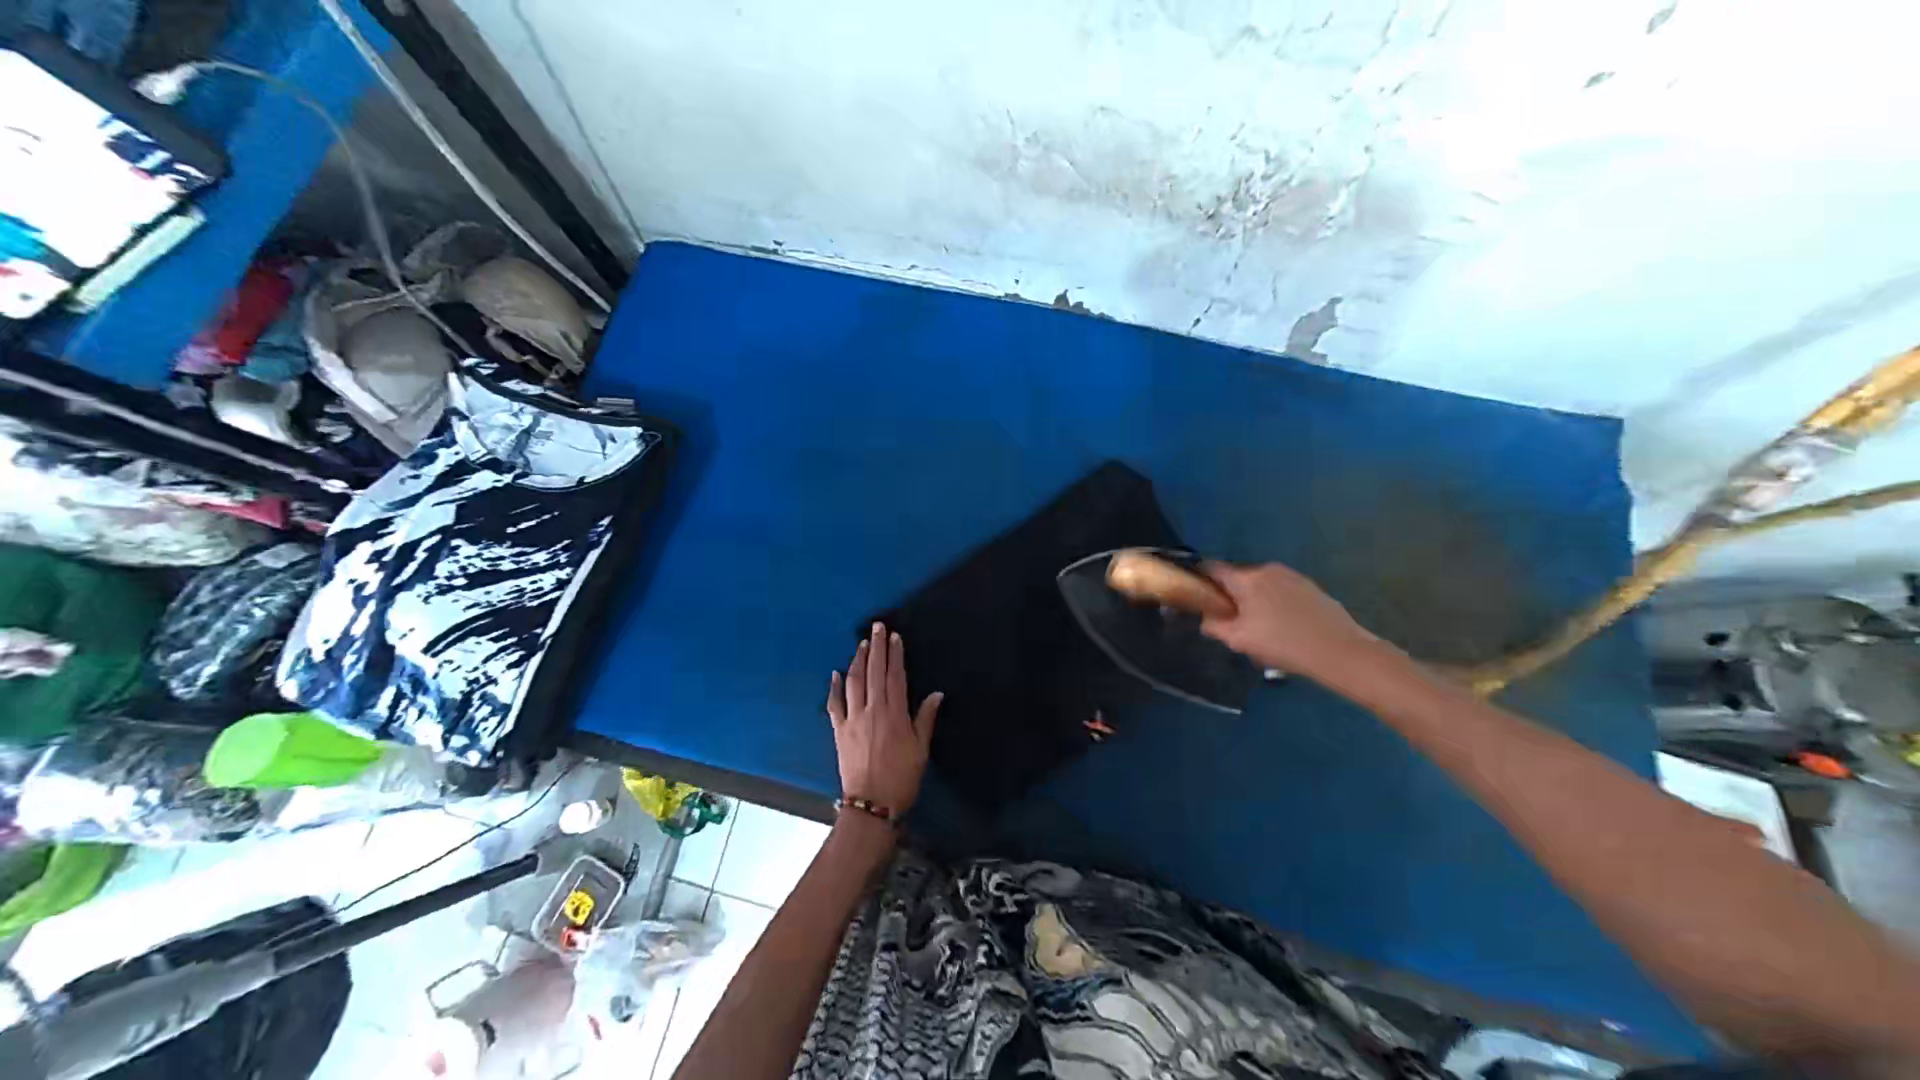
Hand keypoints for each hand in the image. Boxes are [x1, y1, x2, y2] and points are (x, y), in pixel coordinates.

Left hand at [826, 621, 942, 817]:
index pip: (895, 676)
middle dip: (876, 647)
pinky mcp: (839, 731)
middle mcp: (872, 710)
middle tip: (877, 627)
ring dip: (857, 660)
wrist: (871, 804)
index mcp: (895, 714)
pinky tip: (836, 673)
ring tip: (862, 644)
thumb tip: (936, 693)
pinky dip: (834, 687)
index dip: (895, 655)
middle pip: (874, 672)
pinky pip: (834, 704)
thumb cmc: (902, 778)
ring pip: (853, 682)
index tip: (895, 637)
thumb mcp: (921, 750)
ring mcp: (852, 719)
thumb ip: (926, 719)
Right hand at [1199, 562, 1378, 676]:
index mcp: (1247, 578)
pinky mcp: (1310, 586)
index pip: (1211, 568)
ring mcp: (1292, 575)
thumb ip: (1213, 625)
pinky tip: (1282, 627)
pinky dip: (1273, 603)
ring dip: (1252, 600)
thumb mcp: (1239, 640)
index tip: (1197, 600)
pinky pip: (1279, 589)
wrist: (1341, 652)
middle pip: (1236, 577)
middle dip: (1229, 596)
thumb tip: (1204, 617)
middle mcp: (1268, 569)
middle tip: (1231, 623)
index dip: (1199, 580)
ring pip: (1259, 584)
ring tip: (1259, 628)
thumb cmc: (1283, 644)